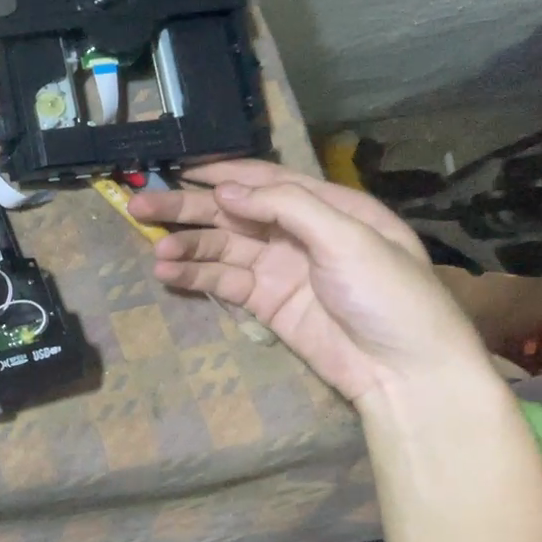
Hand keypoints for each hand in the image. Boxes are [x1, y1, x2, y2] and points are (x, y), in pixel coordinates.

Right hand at [127, 160, 488, 403]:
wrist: (403, 371)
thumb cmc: (389, 296)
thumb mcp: (349, 240)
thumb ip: (287, 208)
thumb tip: (224, 190)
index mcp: (330, 209)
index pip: (266, 181)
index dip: (222, 173)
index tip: (177, 170)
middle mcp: (298, 233)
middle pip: (232, 213)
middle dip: (186, 209)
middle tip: (138, 205)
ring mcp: (277, 268)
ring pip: (219, 246)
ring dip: (185, 246)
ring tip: (155, 251)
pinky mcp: (262, 300)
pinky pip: (219, 280)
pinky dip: (191, 276)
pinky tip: (166, 274)